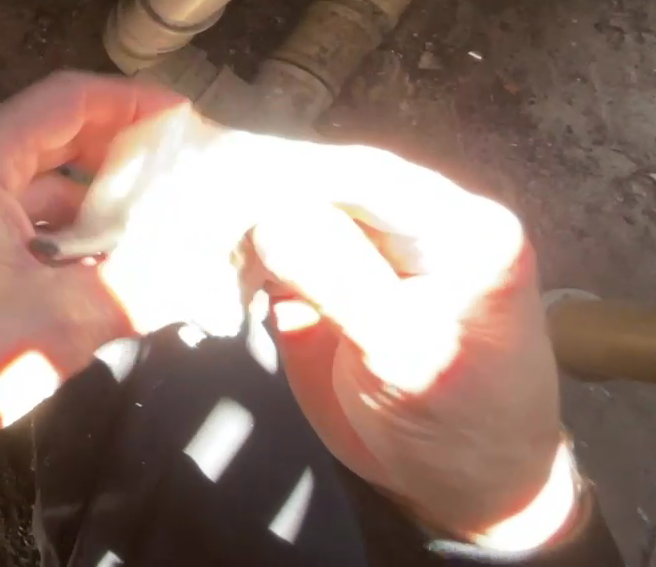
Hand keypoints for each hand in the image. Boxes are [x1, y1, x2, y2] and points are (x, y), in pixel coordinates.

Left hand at [0, 72, 179, 520]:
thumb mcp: (55, 325)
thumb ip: (138, 289)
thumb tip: (207, 269)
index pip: (69, 99)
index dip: (134, 104)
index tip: (191, 123)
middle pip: (53, 136)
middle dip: (121, 156)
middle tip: (187, 181)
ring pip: (35, 183)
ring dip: (92, 204)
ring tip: (160, 230)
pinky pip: (11, 216)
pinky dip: (57, 234)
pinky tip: (100, 269)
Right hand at [243, 143, 573, 550]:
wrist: (446, 483)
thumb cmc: (456, 423)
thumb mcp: (406, 356)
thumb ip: (342, 282)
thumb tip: (267, 220)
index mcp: (455, 226)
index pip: (361, 173)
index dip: (293, 172)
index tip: (224, 182)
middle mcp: (401, 219)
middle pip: (311, 180)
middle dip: (253, 197)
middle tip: (198, 221)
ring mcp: (352, 241)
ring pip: (276, 205)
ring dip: (234, 225)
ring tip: (205, 255)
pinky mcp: (310, 264)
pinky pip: (259, 238)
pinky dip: (229, 249)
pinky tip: (213, 268)